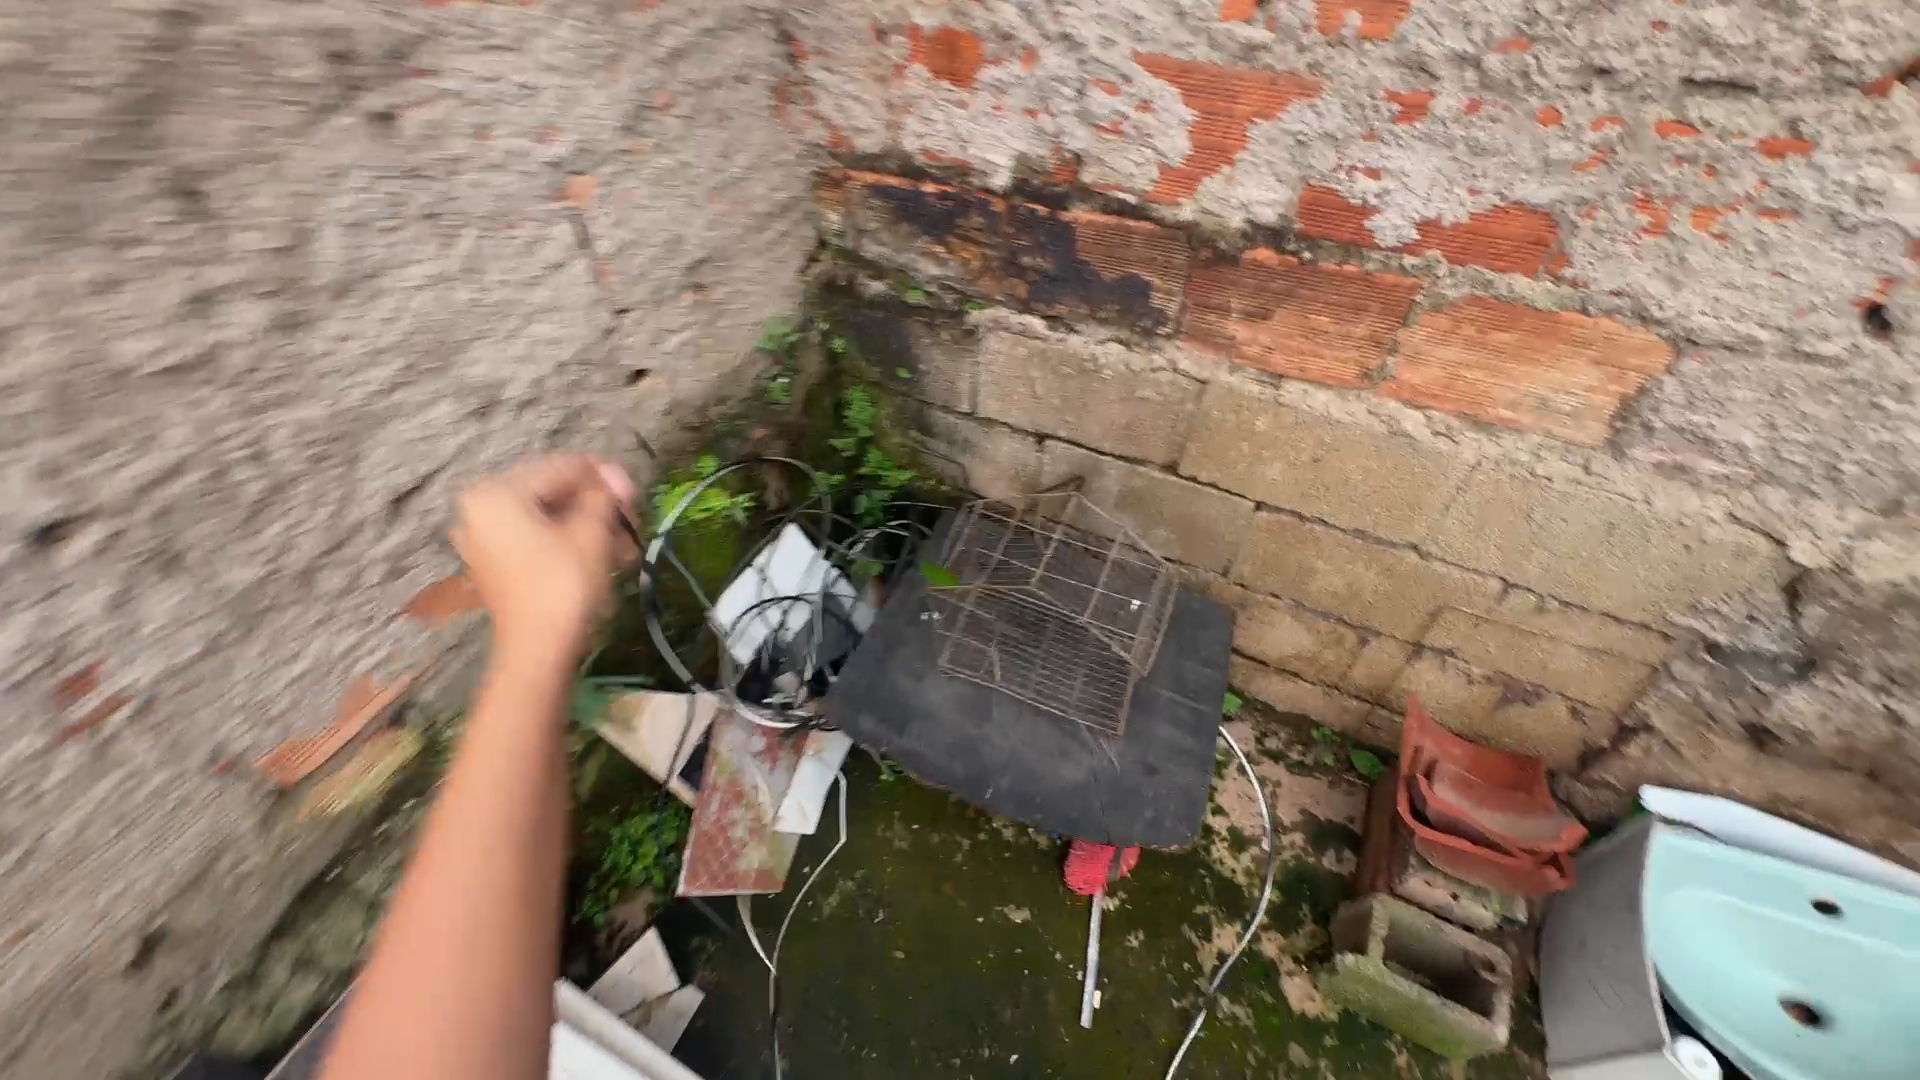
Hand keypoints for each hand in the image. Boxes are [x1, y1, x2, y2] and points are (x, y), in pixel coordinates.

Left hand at [451, 456, 635, 663]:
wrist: (538, 649)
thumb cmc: (564, 585)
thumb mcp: (591, 533)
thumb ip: (603, 495)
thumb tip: (613, 474)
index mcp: (496, 493)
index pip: (561, 469)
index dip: (603, 478)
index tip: (634, 494)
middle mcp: (480, 508)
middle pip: (552, 492)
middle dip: (596, 505)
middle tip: (631, 521)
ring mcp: (483, 537)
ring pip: (548, 516)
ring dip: (589, 525)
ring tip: (623, 543)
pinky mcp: (495, 561)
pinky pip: (536, 537)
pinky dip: (568, 540)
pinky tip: (601, 554)